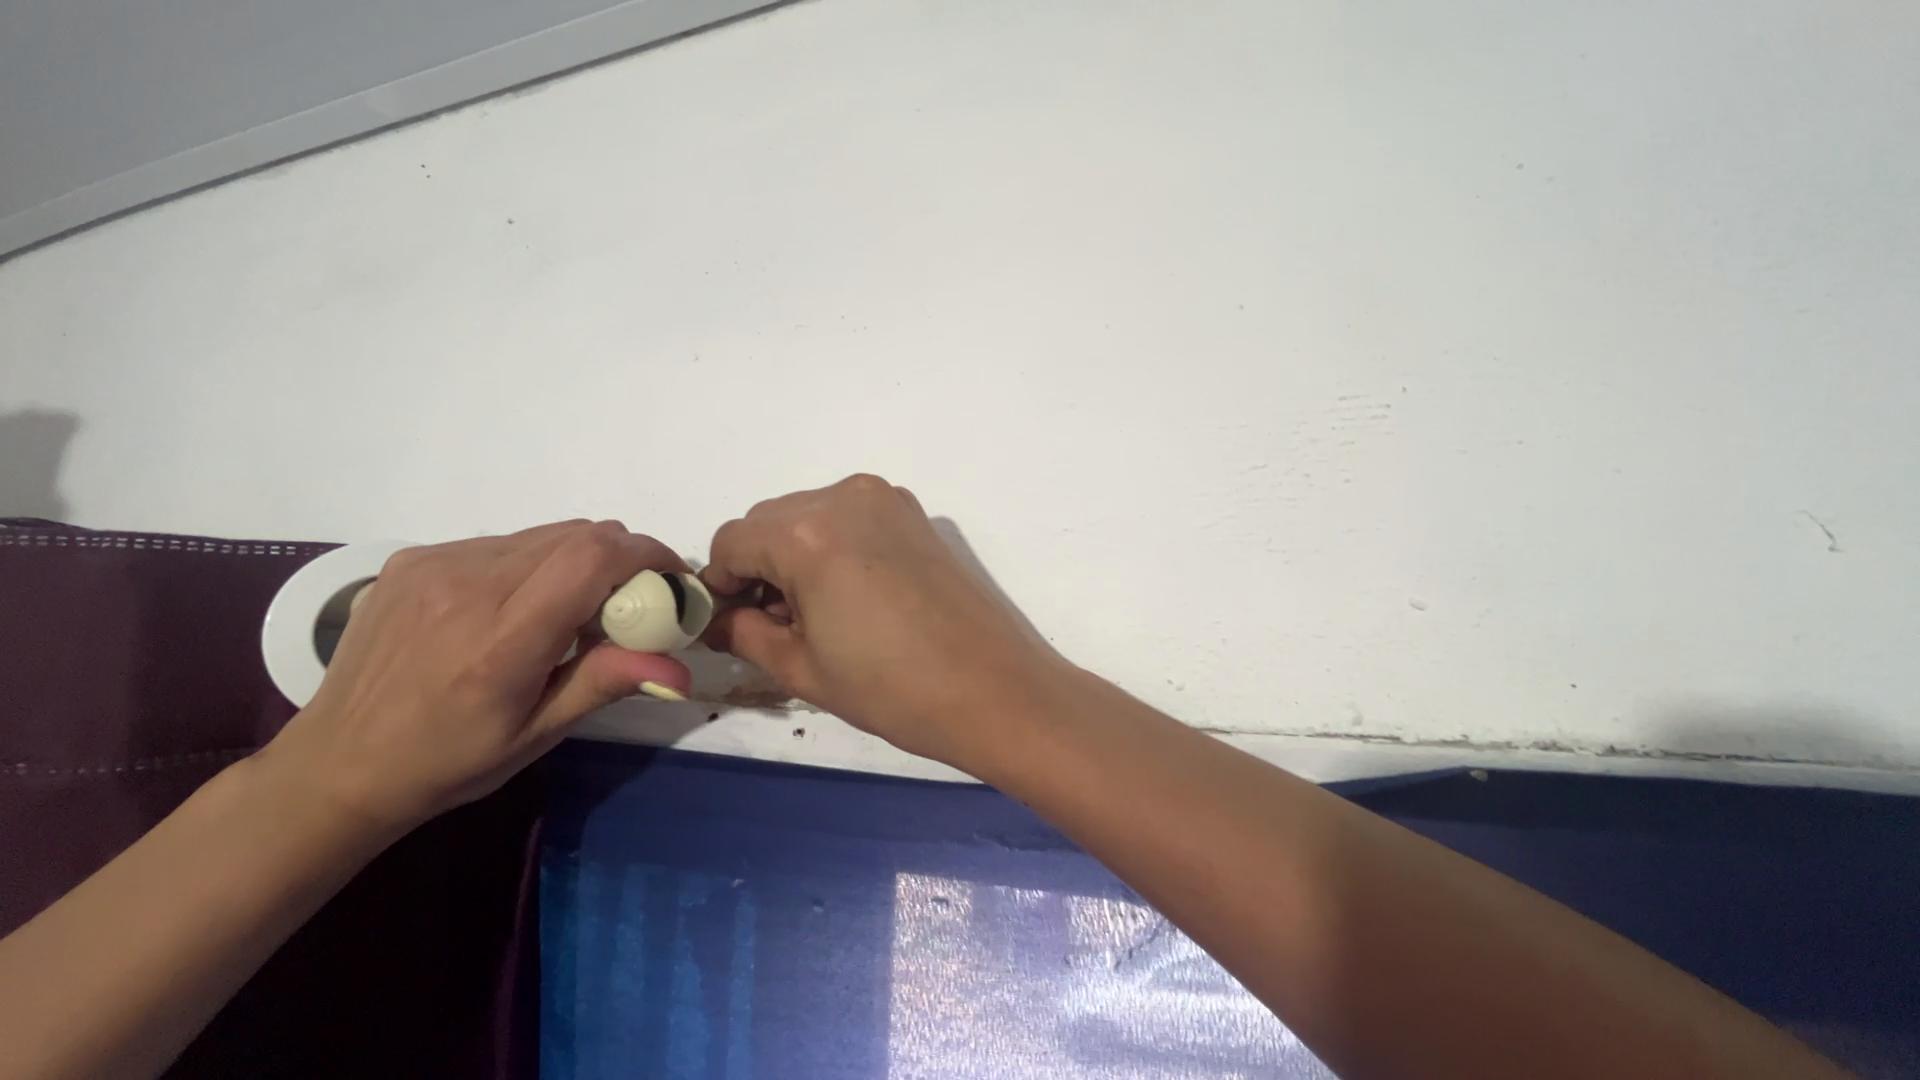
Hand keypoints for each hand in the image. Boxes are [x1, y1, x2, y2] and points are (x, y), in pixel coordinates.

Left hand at [259, 520, 695, 830]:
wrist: (336, 764)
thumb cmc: (448, 761)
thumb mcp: (537, 733)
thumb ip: (606, 682)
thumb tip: (681, 668)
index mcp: (502, 638)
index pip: (592, 557)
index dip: (646, 553)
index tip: (672, 578)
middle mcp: (468, 584)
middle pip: (576, 534)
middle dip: (620, 558)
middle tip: (629, 603)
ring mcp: (435, 564)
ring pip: (542, 534)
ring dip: (577, 560)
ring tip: (571, 610)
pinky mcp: (414, 558)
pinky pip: (501, 542)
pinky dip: (532, 563)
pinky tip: (517, 607)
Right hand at [701, 475, 1067, 765]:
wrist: (994, 690)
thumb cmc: (892, 689)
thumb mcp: (802, 668)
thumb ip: (745, 633)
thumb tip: (718, 618)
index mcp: (806, 531)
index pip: (730, 541)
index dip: (720, 585)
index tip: (732, 625)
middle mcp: (843, 497)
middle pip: (769, 522)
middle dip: (759, 568)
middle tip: (777, 626)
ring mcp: (886, 500)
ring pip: (809, 516)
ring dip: (795, 555)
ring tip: (819, 616)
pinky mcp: (916, 514)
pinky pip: (850, 518)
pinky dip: (834, 546)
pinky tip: (854, 597)